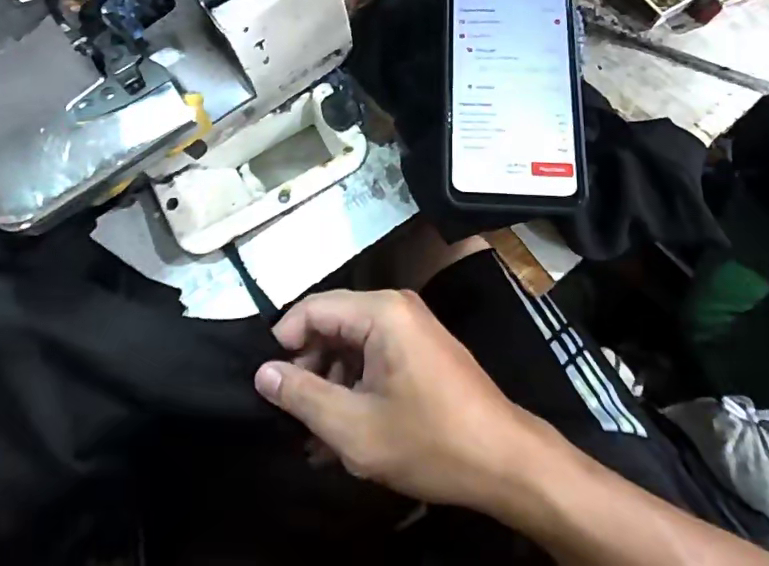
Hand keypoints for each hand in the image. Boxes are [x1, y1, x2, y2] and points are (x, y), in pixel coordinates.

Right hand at [253, 289, 550, 511]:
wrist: (505, 461)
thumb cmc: (429, 440)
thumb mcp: (354, 427)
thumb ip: (302, 396)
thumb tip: (263, 373)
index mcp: (380, 312)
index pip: (313, 308)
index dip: (284, 341)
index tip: (267, 383)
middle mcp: (395, 308)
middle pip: (332, 324)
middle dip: (307, 368)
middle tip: (290, 414)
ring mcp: (411, 327)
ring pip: (351, 344)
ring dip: (329, 385)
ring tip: (313, 435)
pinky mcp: (420, 350)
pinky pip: (373, 356)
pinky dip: (354, 387)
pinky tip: (342, 431)